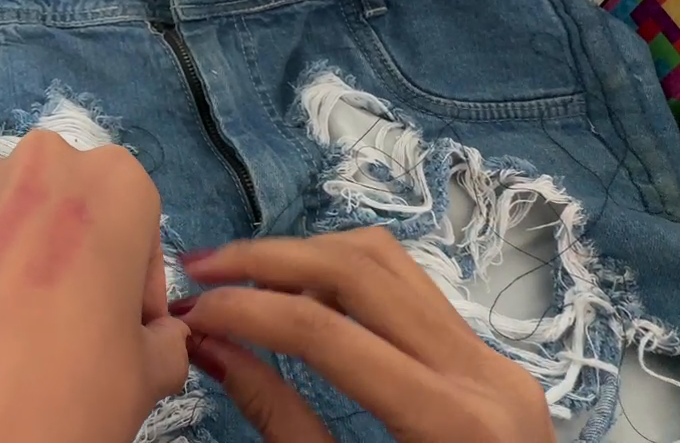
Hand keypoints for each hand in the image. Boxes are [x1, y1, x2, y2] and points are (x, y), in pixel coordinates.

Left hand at [0, 130, 190, 442]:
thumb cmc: (67, 393)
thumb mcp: (147, 375)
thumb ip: (162, 336)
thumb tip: (156, 333)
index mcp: (112, 181)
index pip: (138, 214)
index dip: (135, 273)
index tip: (122, 320)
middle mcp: (40, 159)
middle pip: (69, 196)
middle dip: (73, 246)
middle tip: (68, 319)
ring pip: (9, 203)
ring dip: (16, 245)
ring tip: (7, 318)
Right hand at [176, 228, 551, 442]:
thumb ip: (279, 420)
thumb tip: (207, 345)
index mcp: (457, 427)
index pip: (324, 331)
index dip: (243, 312)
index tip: (188, 315)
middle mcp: (484, 373)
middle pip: (354, 269)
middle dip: (263, 260)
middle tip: (199, 270)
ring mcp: (491, 358)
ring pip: (380, 257)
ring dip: (300, 254)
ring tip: (243, 276)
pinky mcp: (484, 356)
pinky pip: (402, 281)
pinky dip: (338, 271)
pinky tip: (299, 293)